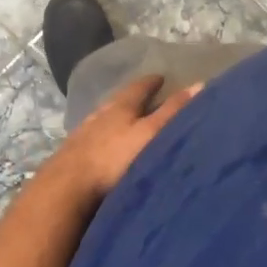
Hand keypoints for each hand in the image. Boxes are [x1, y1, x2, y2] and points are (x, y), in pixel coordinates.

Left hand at [43, 75, 201, 201]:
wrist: (66, 188)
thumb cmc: (114, 157)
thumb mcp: (150, 133)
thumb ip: (173, 112)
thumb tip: (200, 84)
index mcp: (120, 107)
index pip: (138, 88)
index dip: (150, 82)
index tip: (160, 77)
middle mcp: (99, 116)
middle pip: (118, 103)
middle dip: (132, 101)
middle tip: (146, 101)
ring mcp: (83, 137)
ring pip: (104, 122)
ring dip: (117, 122)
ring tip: (128, 127)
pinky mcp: (73, 158)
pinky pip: (94, 142)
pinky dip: (105, 142)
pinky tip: (107, 151)